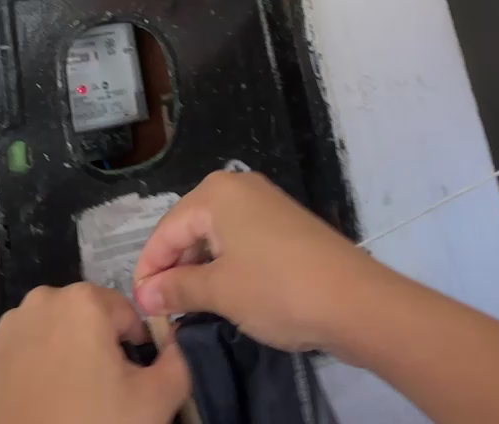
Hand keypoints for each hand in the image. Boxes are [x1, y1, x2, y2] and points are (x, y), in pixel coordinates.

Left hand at [0, 283, 189, 423]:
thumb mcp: (155, 400)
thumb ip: (179, 361)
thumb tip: (180, 341)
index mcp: (85, 300)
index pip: (126, 315)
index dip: (134, 349)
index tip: (129, 382)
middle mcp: (45, 298)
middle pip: (89, 319)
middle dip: (100, 348)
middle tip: (102, 392)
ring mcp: (13, 323)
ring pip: (57, 330)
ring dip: (69, 352)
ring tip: (73, 397)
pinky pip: (28, 346)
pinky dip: (39, 363)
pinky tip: (45, 397)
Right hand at [133, 170, 389, 353]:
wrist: (357, 301)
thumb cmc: (278, 288)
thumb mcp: (220, 291)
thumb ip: (177, 289)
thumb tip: (146, 295)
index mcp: (215, 193)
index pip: (166, 230)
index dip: (149, 269)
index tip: (141, 306)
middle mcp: (237, 187)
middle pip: (189, 228)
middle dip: (173, 268)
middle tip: (163, 311)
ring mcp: (264, 203)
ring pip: (215, 236)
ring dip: (199, 270)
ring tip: (190, 307)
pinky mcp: (284, 224)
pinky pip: (240, 240)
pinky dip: (226, 265)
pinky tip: (223, 294)